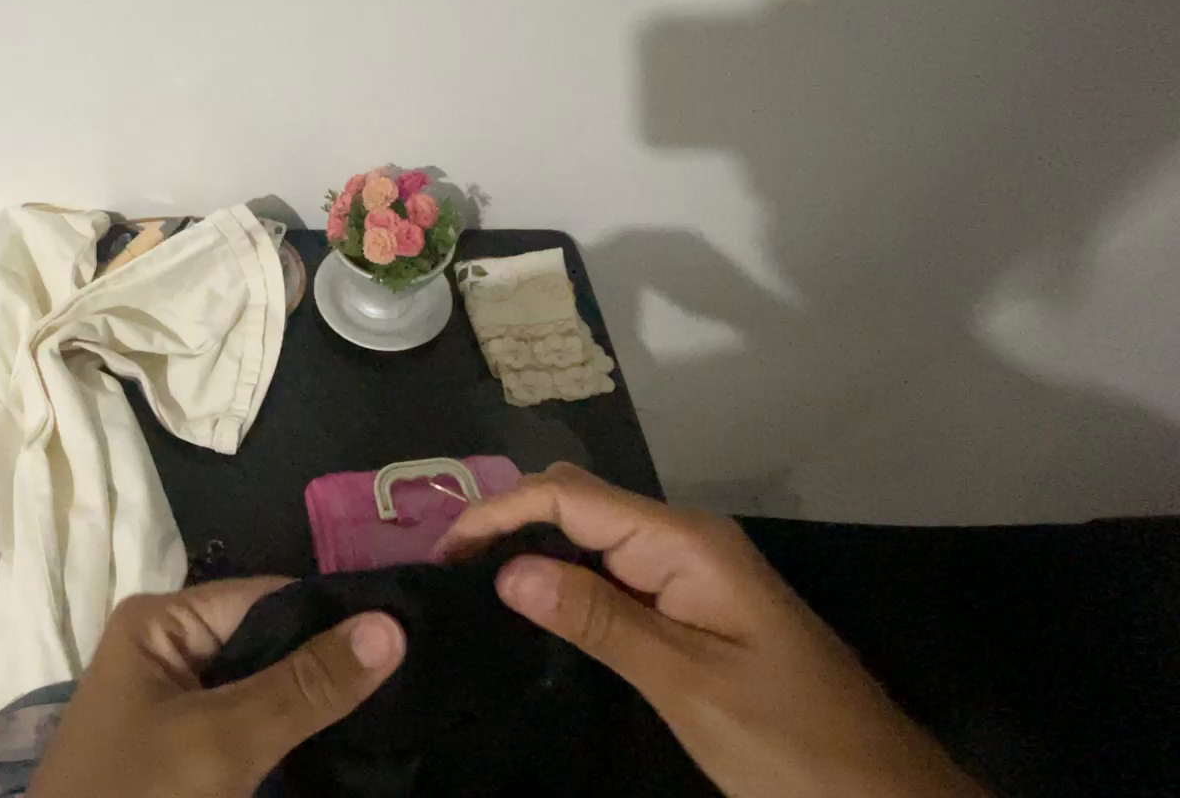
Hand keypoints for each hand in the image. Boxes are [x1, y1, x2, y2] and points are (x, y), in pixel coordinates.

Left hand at [30, 576, 405, 796]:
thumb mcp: (222, 742)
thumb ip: (305, 685)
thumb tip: (392, 624)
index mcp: (161, 621)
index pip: (265, 597)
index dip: (332, 613)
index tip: (408, 628)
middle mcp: (169, 648)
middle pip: (266, 640)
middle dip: (328, 661)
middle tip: (412, 671)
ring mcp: (177, 703)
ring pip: (264, 687)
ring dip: (315, 701)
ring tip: (399, 701)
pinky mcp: (187, 752)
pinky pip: (250, 726)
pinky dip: (292, 734)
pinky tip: (349, 741)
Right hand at [435, 462, 987, 797]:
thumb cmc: (795, 746)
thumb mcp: (687, 685)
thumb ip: (596, 619)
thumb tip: (507, 571)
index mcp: (684, 541)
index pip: (568, 497)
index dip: (499, 512)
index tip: (447, 551)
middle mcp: (682, 536)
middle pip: (576, 497)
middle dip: (510, 516)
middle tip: (456, 565)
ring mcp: (687, 564)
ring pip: (589, 527)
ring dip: (531, 539)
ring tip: (478, 574)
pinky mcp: (687, 595)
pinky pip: (609, 562)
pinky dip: (562, 568)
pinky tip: (536, 593)